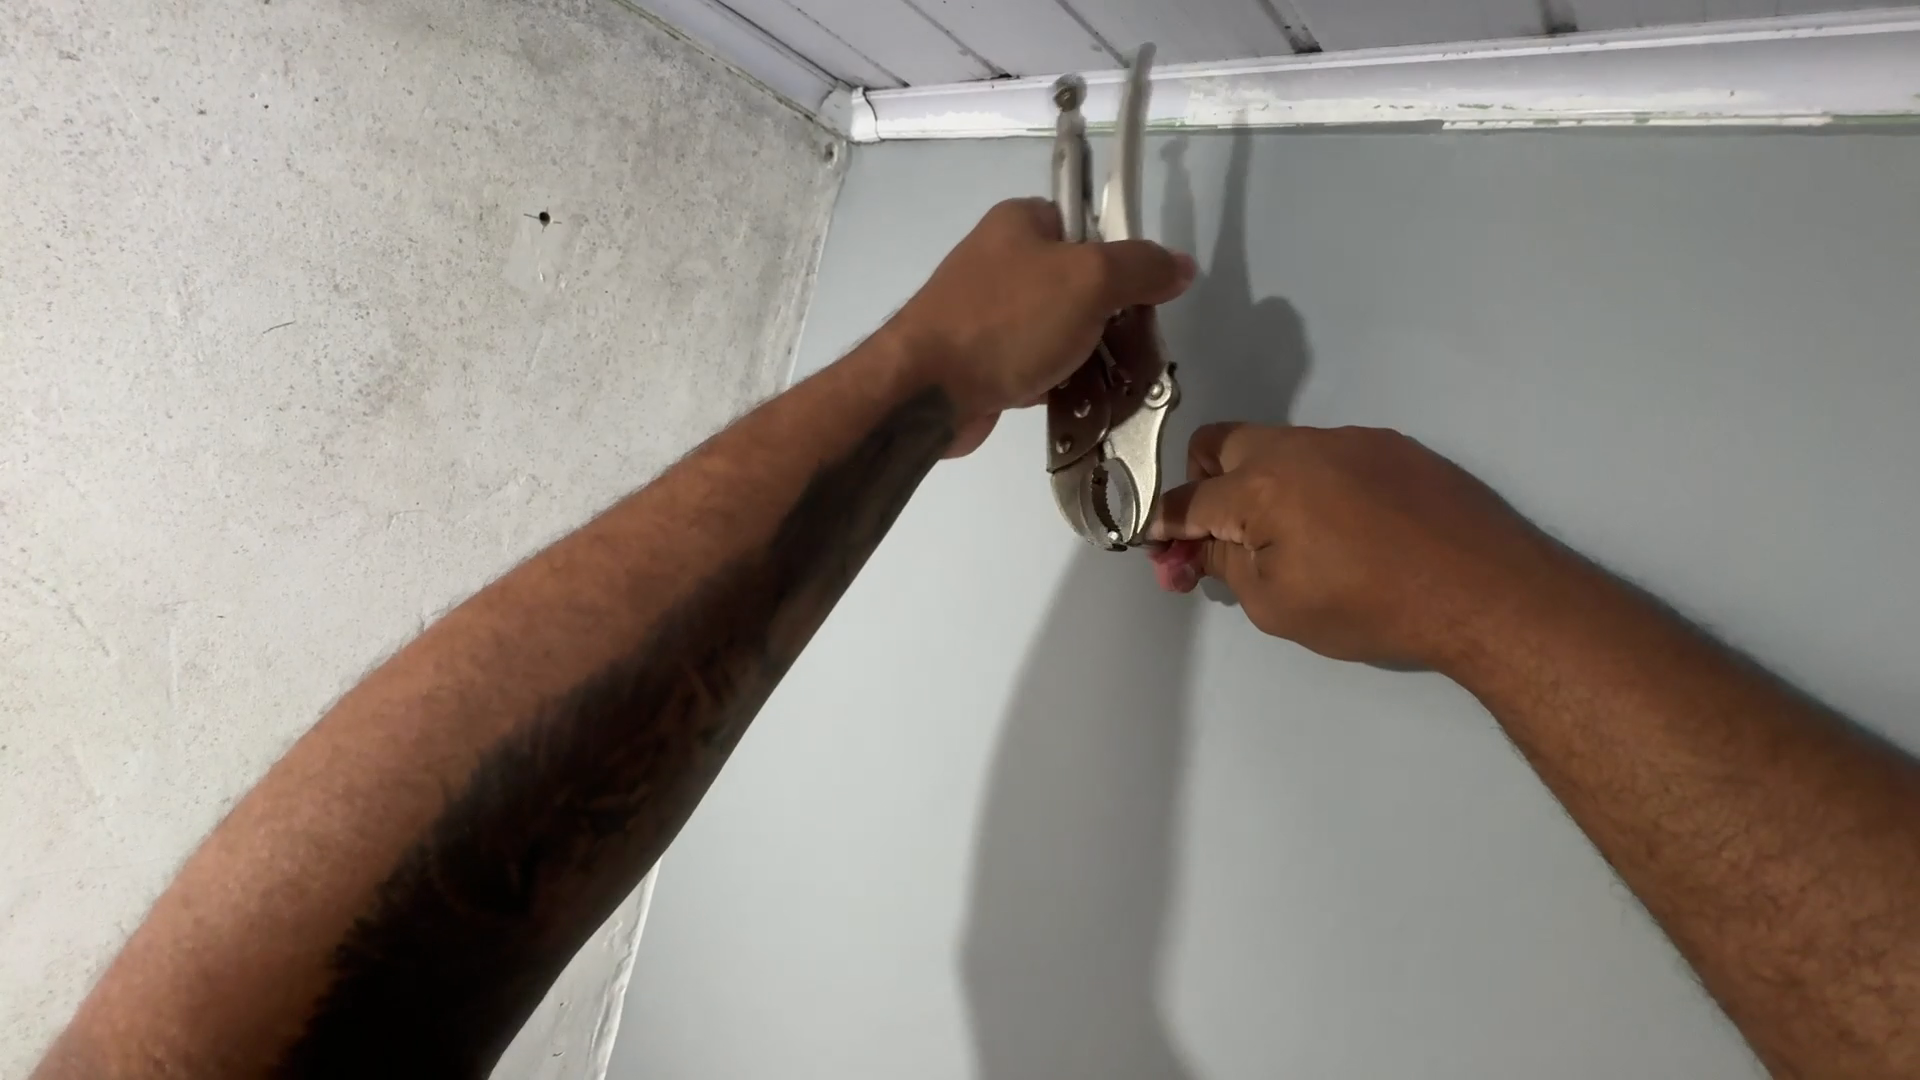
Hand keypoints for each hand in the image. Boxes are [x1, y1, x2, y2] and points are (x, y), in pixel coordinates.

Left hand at [880, 198, 1194, 456]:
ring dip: (1085, 356)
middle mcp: (999, 262)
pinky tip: (1077, 403)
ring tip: (1114, 382)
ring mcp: (985, 315)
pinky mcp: (979, 361)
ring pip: (1056, 330)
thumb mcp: (1089, 280)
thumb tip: (1181, 265)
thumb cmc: (1008, 321)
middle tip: (1133, 346)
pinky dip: (1054, 382)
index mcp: (1019, 222)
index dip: (1120, 255)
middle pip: (1075, 283)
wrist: (927, 390)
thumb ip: (1140, 268)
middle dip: (1107, 316)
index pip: (1086, 223)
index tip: (1141, 294)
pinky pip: (1033, 365)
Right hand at [1149, 423, 1575, 670]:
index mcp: (1259, 487)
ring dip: (1258, 486)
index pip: (1186, 501)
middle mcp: (1296, 448)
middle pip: (1217, 444)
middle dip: (1201, 485)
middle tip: (1219, 533)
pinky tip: (1346, 527)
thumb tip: (1197, 547)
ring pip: (1274, 447)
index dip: (1163, 527)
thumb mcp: (1275, 604)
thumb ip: (1224, 566)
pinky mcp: (1390, 445)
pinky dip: (1311, 485)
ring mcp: (1347, 439)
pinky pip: (1327, 455)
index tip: (1160, 549)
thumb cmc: (1368, 608)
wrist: (1488, 593)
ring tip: (1291, 537)